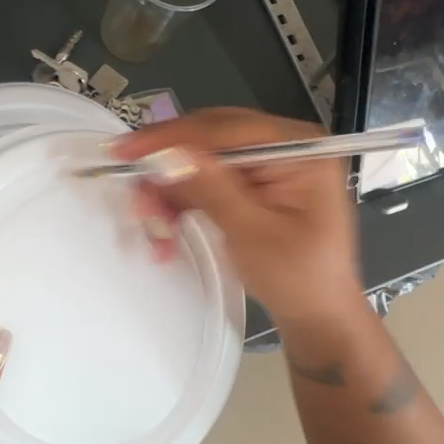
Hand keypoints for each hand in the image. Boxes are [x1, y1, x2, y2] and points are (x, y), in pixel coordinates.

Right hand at [112, 108, 363, 326]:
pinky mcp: (247, 187)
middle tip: (136, 198)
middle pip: (206, 142)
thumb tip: (171, 155)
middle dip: (166, 171)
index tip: (127, 151)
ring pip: (197, 165)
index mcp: (298, 148)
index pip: (224, 129)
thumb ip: (212, 188)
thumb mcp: (253, 232)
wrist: (316, 315)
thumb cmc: (299, 278)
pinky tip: (166, 233)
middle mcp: (280, 148)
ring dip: (169, 195)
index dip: (171, 138)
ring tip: (154, 229)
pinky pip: (201, 185)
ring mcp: (263, 167)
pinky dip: (180, 206)